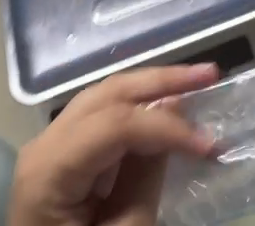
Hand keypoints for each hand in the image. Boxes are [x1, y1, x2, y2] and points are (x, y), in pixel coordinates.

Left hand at [8, 65, 220, 225]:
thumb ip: (145, 180)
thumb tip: (172, 117)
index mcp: (49, 169)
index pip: (114, 125)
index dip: (165, 128)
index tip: (209, 145)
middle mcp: (45, 142)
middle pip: (109, 94)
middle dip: (162, 81)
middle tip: (210, 74)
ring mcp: (52, 142)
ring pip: (107, 94)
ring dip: (154, 84)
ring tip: (198, 77)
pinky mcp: (65, 150)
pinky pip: (104, 114)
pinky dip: (139, 105)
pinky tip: (169, 100)